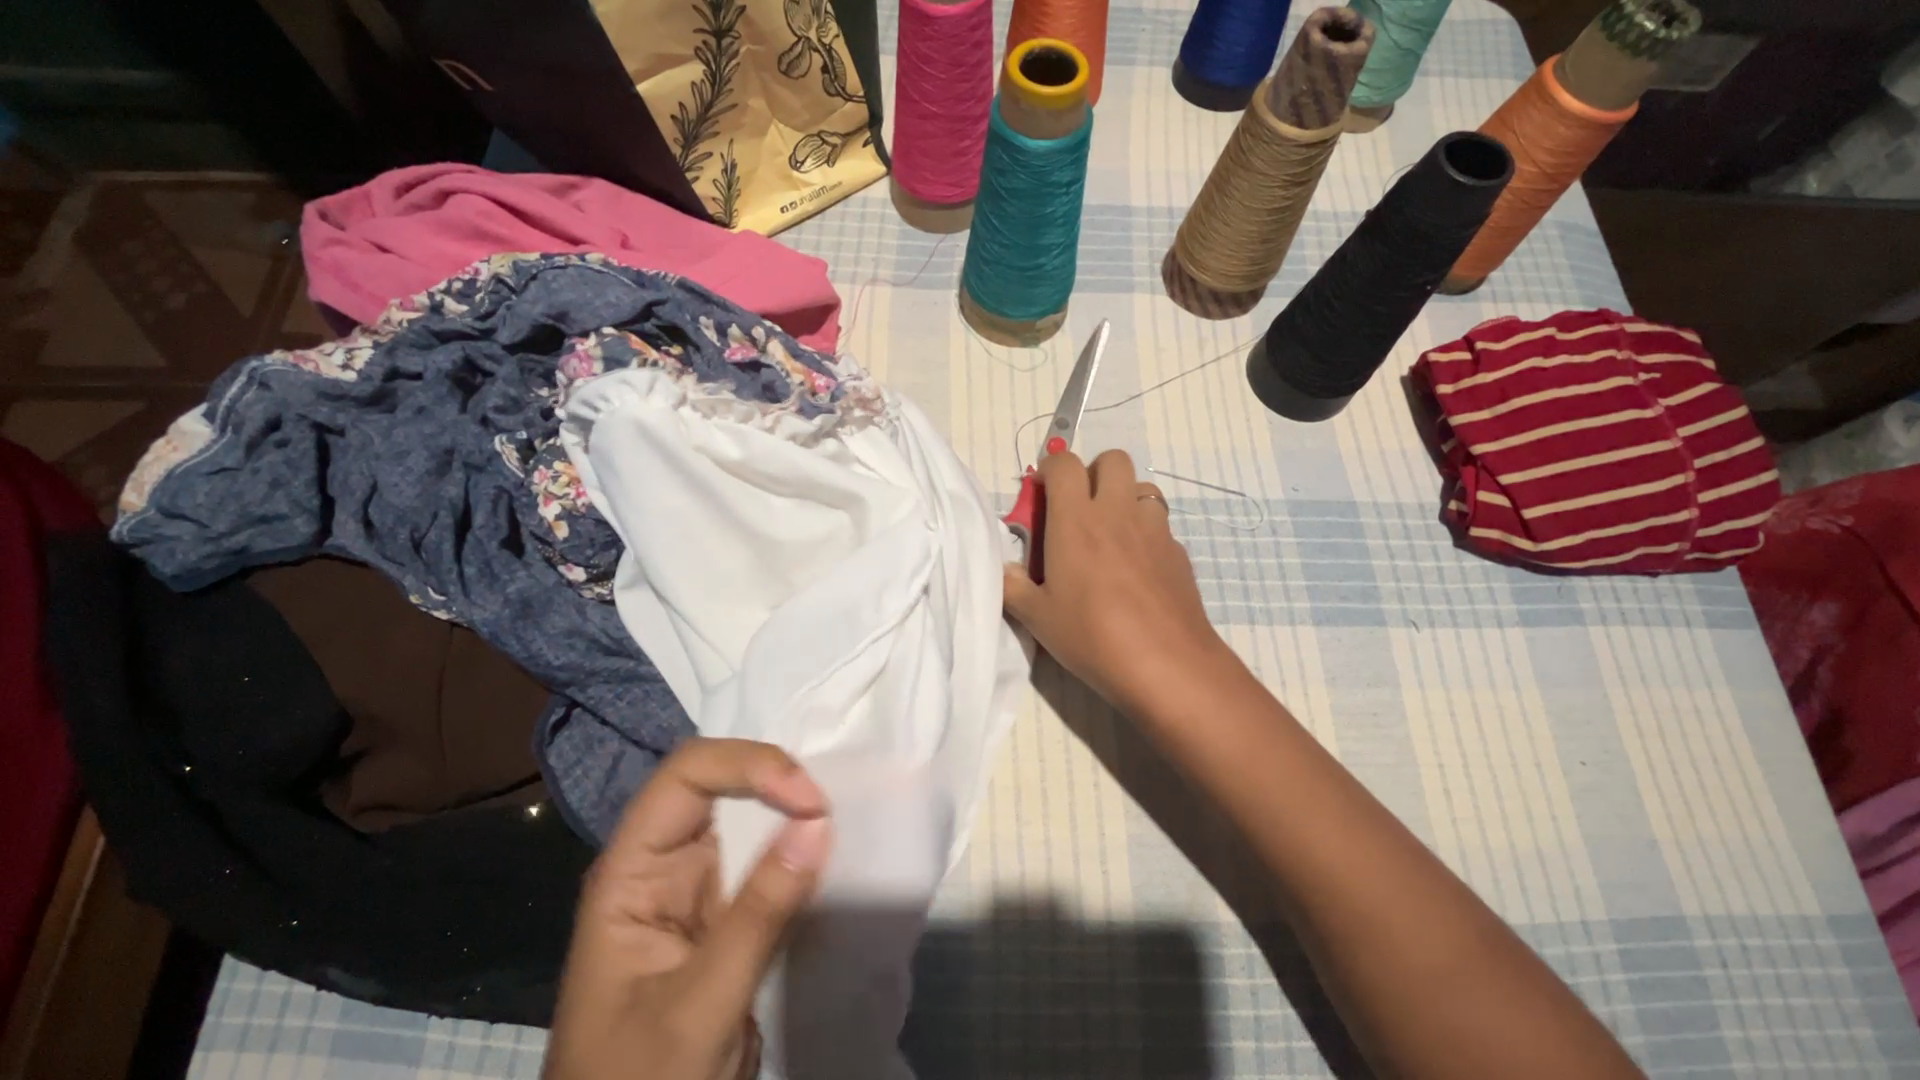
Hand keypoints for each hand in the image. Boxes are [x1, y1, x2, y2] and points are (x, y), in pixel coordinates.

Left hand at [543, 739, 832, 1079]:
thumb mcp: (699, 1006)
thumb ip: (759, 914)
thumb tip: (818, 822)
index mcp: (632, 873)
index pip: (686, 777)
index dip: (749, 766)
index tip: (812, 800)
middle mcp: (663, 869)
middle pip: (720, 787)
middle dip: (780, 784)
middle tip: (839, 812)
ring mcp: (698, 896)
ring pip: (750, 827)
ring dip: (796, 820)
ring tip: (847, 831)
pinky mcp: (729, 926)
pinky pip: (769, 873)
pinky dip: (803, 863)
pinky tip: (836, 869)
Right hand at [1002, 449, 1237, 717]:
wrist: (1166, 665)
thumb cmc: (1092, 637)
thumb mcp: (1038, 618)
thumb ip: (1015, 587)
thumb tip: (1004, 570)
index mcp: (1076, 520)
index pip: (1064, 465)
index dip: (1050, 469)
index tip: (1042, 492)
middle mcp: (1117, 513)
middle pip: (1112, 459)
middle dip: (1093, 472)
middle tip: (1079, 507)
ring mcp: (1154, 530)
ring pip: (1142, 487)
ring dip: (1123, 499)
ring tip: (1110, 535)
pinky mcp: (1178, 552)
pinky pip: (1160, 525)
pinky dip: (1145, 534)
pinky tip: (1136, 570)